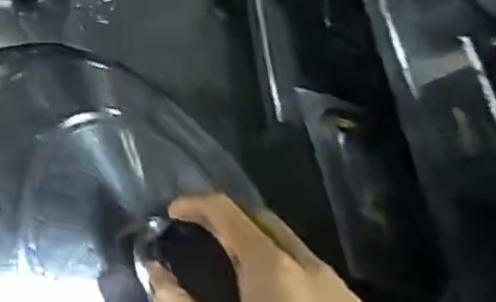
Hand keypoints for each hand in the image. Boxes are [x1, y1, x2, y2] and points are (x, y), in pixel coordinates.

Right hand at [145, 194, 359, 301]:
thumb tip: (156, 275)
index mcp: (271, 264)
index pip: (225, 209)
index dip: (194, 203)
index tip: (171, 213)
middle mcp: (307, 265)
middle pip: (262, 218)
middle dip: (229, 216)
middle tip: (201, 229)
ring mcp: (339, 290)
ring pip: (290, 246)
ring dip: (258, 243)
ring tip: (233, 263)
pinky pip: (311, 274)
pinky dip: (284, 269)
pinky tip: (274, 297)